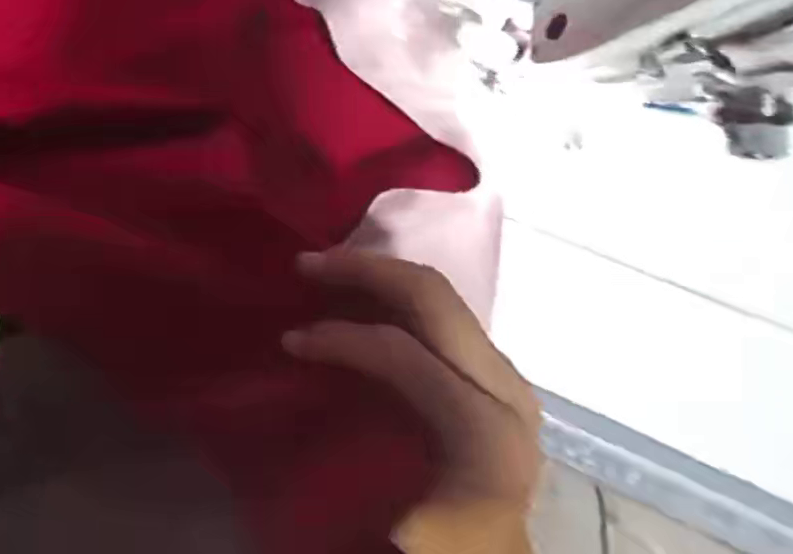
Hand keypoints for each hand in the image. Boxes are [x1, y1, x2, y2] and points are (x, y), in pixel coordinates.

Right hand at [283, 250, 540, 552]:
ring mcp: (500, 371)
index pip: (405, 355)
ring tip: (321, 269)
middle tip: (303, 266)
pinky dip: (387, 290)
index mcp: (484, 435)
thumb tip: (325, 422)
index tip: (289, 340)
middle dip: (360, 271)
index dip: (340, 338)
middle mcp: (504, 391)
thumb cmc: (446, 540)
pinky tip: (351, 291)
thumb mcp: (407, 523)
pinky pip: (436, 306)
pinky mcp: (488, 365)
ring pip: (435, 292)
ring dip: (373, 273)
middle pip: (431, 297)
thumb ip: (369, 469)